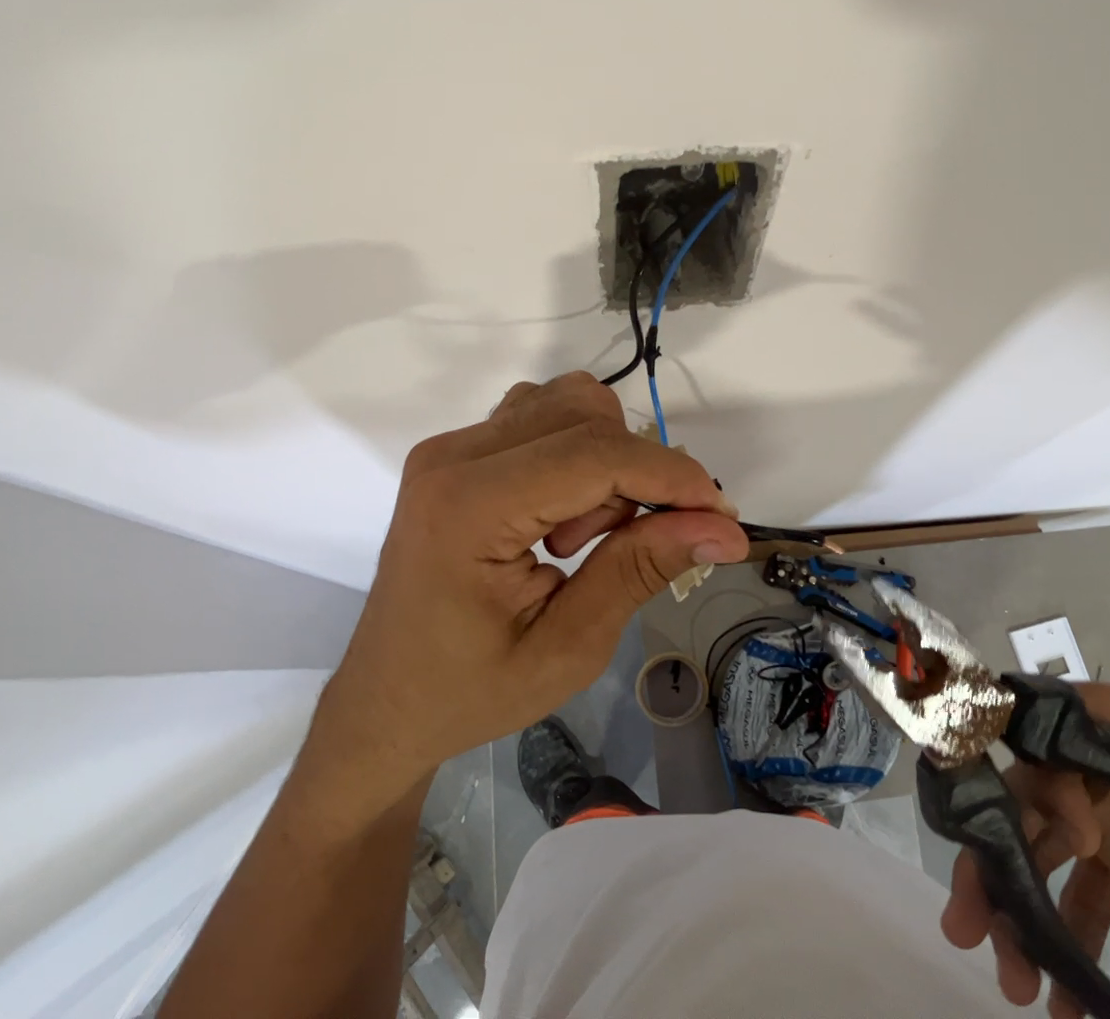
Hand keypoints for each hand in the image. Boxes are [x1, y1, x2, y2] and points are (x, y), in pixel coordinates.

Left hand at [303, 373, 746, 805]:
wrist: (387, 703)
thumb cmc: (470, 691)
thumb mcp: (568, 648)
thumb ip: (639, 570)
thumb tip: (721, 527)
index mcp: (469, 507)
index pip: (594, 454)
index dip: (671, 476)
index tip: (722, 517)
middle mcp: (453, 457)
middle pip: (583, 413)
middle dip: (632, 474)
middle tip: (617, 548)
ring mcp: (449, 451)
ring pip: (565, 406)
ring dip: (601, 464)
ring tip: (577, 541)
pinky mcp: (454, 458)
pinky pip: (539, 422)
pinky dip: (574, 459)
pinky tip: (556, 522)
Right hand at [940, 681, 1109, 1016]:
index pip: (1071, 725)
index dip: (1054, 772)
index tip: (1079, 842)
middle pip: (1028, 790)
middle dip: (993, 853)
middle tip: (973, 922)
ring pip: (1037, 846)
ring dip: (1014, 906)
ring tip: (1010, 978)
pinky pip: (1081, 895)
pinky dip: (1066, 941)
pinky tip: (1062, 996)